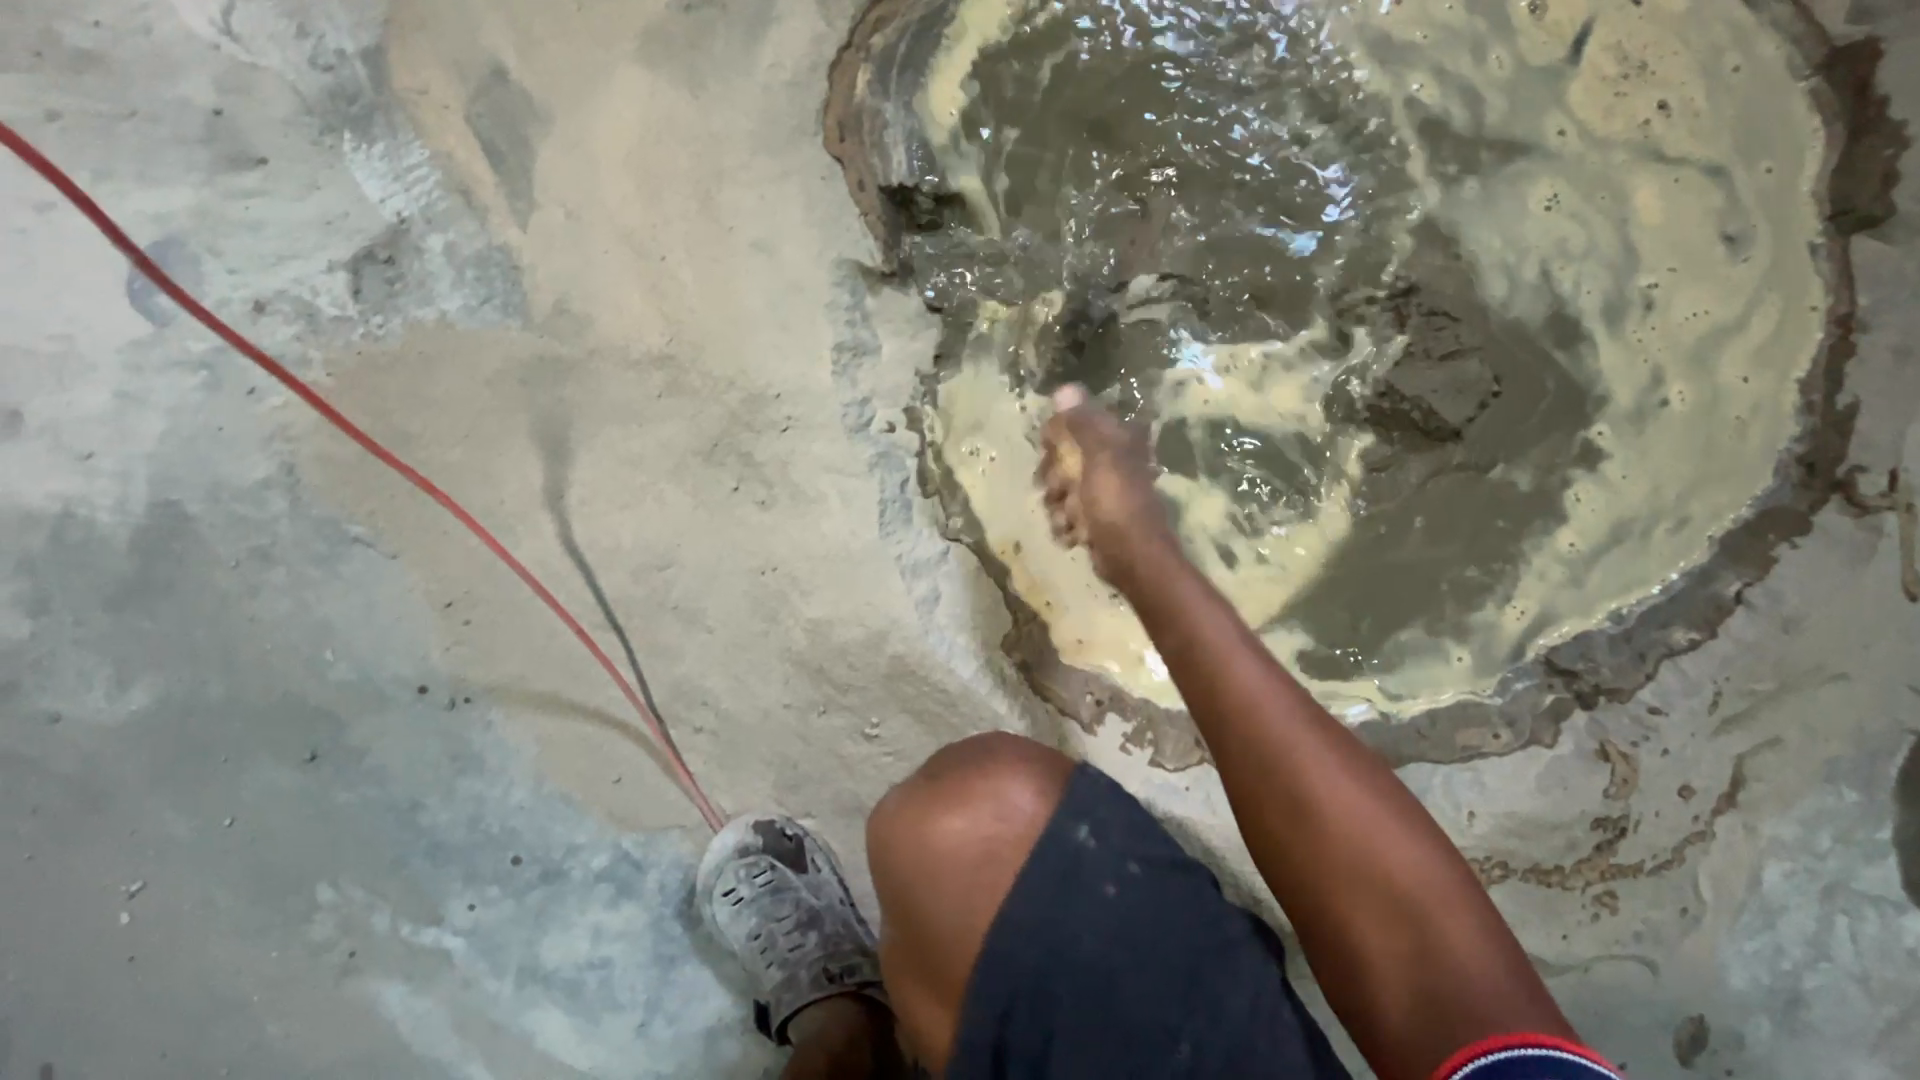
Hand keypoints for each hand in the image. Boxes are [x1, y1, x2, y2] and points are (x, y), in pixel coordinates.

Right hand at [1037, 384, 1179, 587]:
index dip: (1057, 438)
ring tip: (1071, 518)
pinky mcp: (1092, 520)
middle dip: (1054, 478)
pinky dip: (1066, 527)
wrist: (1131, 558)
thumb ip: (1081, 423)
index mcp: (1114, 441)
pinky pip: (1064, 516)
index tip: (1051, 450)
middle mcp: (1108, 462)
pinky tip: (1074, 535)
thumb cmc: (1116, 503)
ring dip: (1058, 507)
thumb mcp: (1099, 456)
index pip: (1073, 424)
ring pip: (1059, 491)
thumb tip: (1065, 388)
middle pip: (1060, 459)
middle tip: (1061, 489)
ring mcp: (1099, 493)